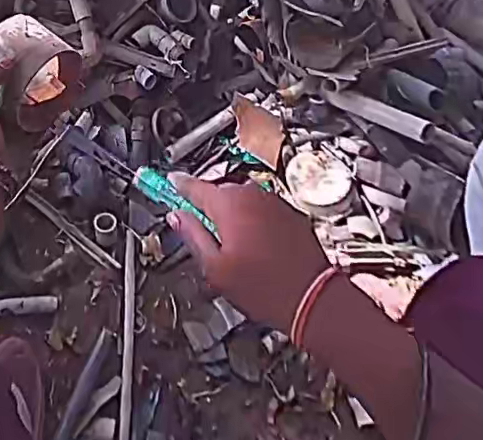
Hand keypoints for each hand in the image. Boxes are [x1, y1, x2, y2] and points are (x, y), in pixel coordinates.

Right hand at [168, 174, 330, 332]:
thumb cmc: (266, 288)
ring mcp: (270, 201)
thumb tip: (177, 217)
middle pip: (217, 193)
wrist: (314, 299)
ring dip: (232, 216)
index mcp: (227, 204)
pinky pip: (260, 209)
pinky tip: (256, 249)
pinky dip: (253, 221)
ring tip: (236, 250)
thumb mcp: (216, 269)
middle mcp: (249, 194)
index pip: (193, 186)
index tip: (168, 183)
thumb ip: (192, 236)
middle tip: (206, 237)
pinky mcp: (287, 211)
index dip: (177, 186)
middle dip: (208, 210)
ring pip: (240, 201)